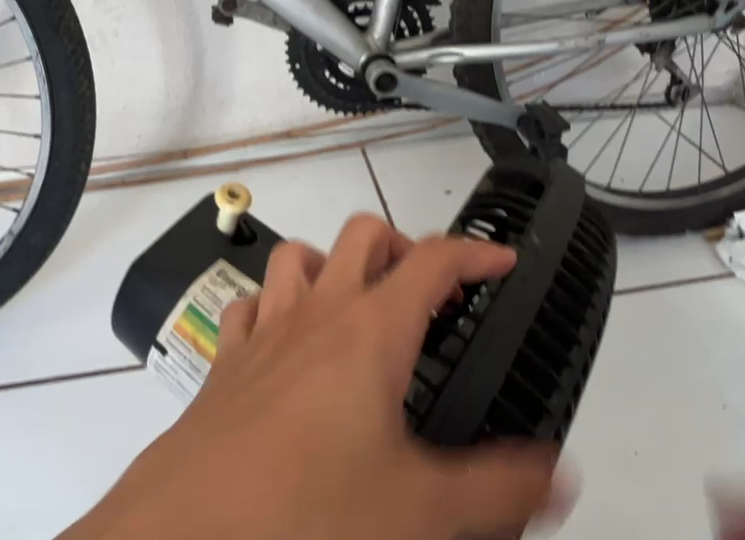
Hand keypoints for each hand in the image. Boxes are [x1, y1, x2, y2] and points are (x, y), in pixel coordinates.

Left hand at [61, 214, 562, 539]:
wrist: (188, 532)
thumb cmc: (305, 511)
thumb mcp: (419, 510)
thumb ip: (498, 489)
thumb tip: (557, 476)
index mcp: (371, 330)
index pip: (433, 259)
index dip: (474, 251)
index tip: (500, 261)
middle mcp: (317, 312)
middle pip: (363, 234)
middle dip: (403, 247)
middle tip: (430, 291)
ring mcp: (265, 329)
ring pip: (301, 255)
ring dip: (334, 264)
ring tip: (360, 303)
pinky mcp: (226, 359)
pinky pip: (251, 303)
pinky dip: (276, 303)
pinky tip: (288, 338)